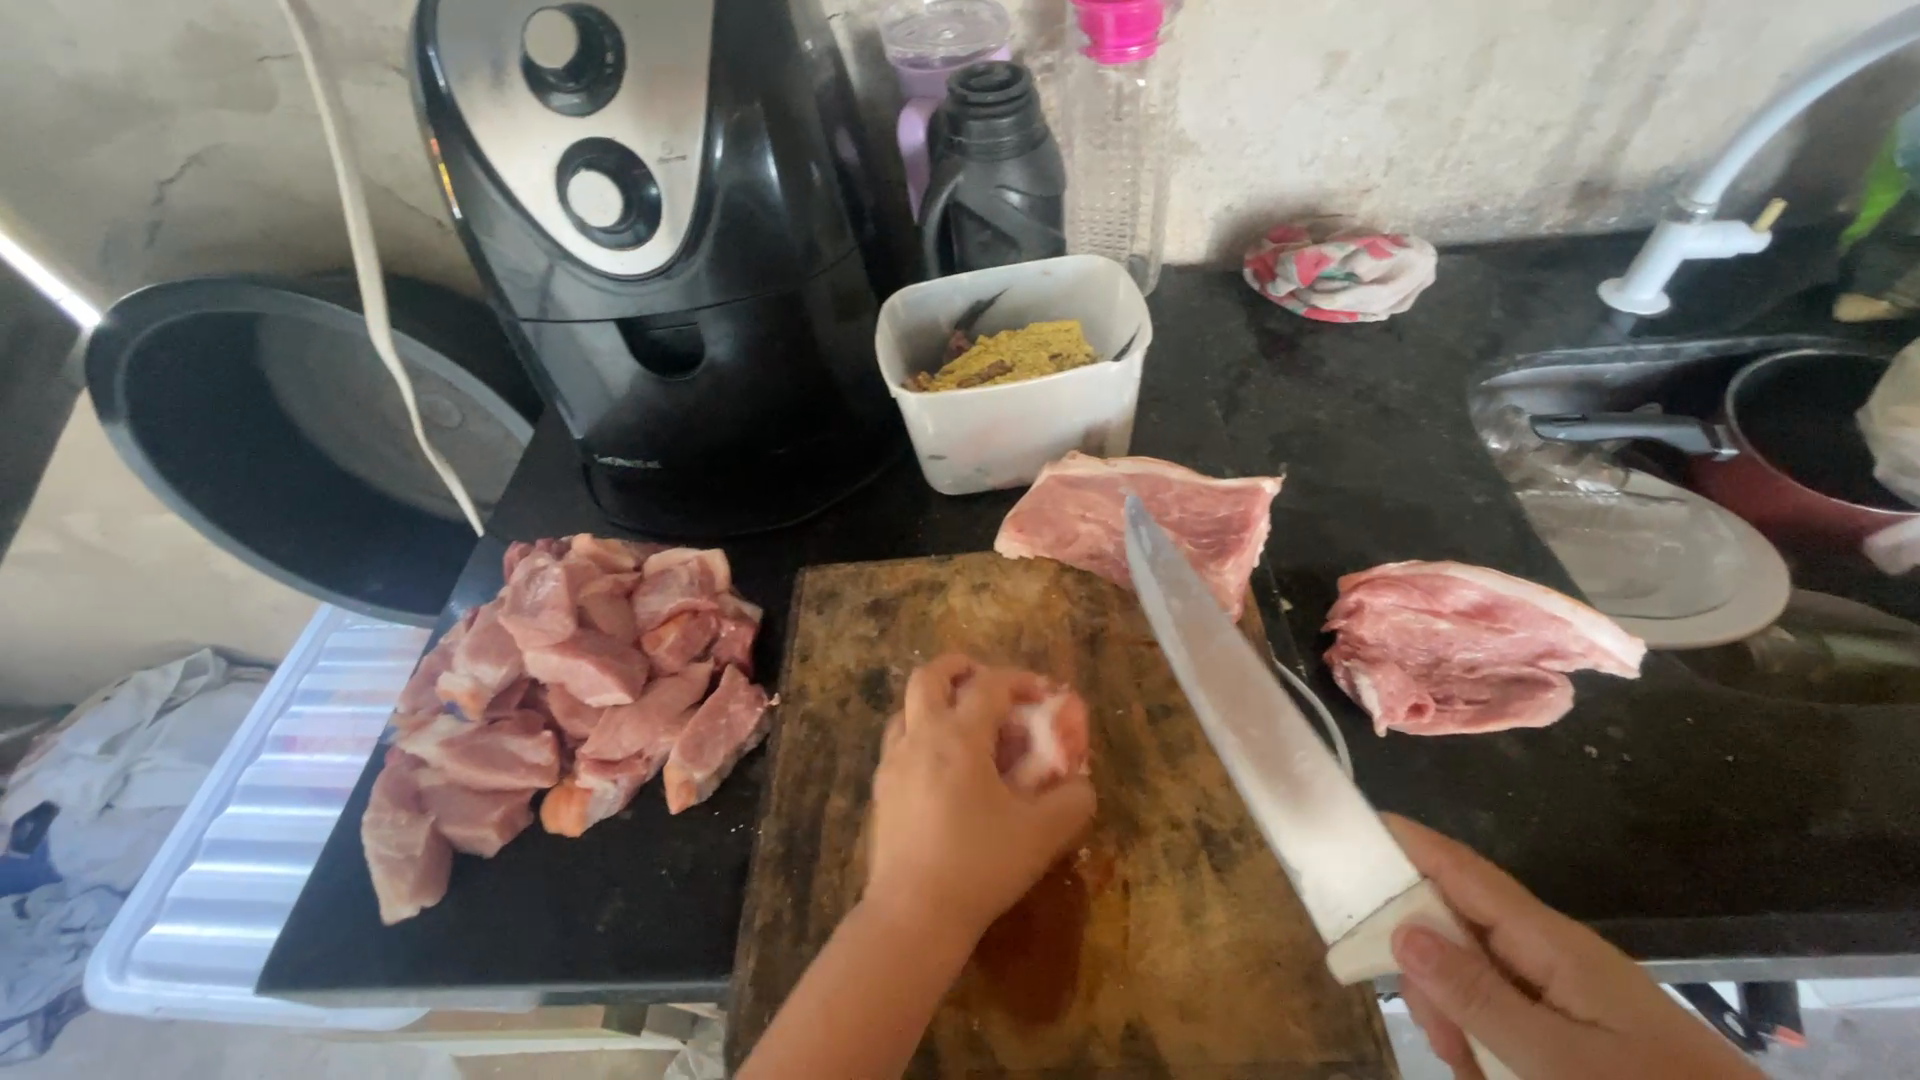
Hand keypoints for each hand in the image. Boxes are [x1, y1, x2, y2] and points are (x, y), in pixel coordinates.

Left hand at [863, 654, 1096, 943]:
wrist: (914, 913)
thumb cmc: (980, 865)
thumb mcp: (1042, 834)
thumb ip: (1072, 801)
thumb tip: (1080, 785)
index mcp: (959, 736)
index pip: (989, 684)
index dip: (1020, 680)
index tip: (1043, 695)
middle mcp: (920, 737)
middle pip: (928, 676)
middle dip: (959, 668)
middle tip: (986, 682)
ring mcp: (893, 763)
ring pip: (906, 708)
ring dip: (935, 703)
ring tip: (964, 728)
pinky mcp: (881, 791)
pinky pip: (898, 743)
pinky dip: (920, 737)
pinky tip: (942, 770)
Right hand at [1384, 814, 1762, 1079]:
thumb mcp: (1555, 1062)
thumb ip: (1476, 995)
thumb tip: (1402, 930)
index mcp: (1550, 942)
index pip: (1461, 870)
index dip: (1407, 842)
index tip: (1353, 826)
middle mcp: (1550, 952)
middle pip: (1456, 925)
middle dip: (1425, 967)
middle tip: (1436, 1032)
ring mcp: (1562, 989)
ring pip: (1472, 972)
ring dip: (1454, 1014)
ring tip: (1471, 1067)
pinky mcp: (1572, 1023)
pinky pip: (1501, 1008)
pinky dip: (1483, 1037)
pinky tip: (1489, 1071)